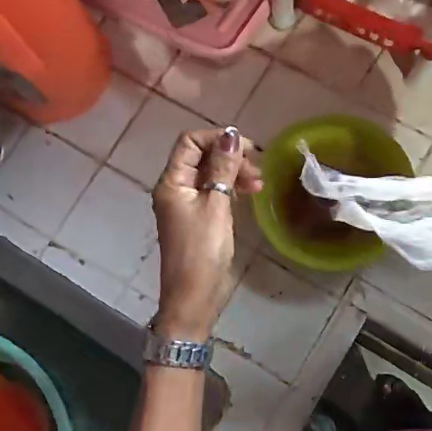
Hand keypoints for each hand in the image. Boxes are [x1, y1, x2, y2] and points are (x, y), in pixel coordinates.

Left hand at [151, 127, 262, 340]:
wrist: (194, 295)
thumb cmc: (203, 251)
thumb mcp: (216, 206)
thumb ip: (224, 169)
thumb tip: (232, 135)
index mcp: (172, 182)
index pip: (190, 142)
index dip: (218, 139)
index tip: (248, 150)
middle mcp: (176, 188)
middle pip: (201, 157)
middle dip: (230, 157)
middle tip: (258, 170)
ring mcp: (187, 204)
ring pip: (210, 175)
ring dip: (234, 173)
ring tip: (259, 184)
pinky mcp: (199, 218)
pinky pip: (214, 192)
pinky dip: (231, 188)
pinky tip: (249, 193)